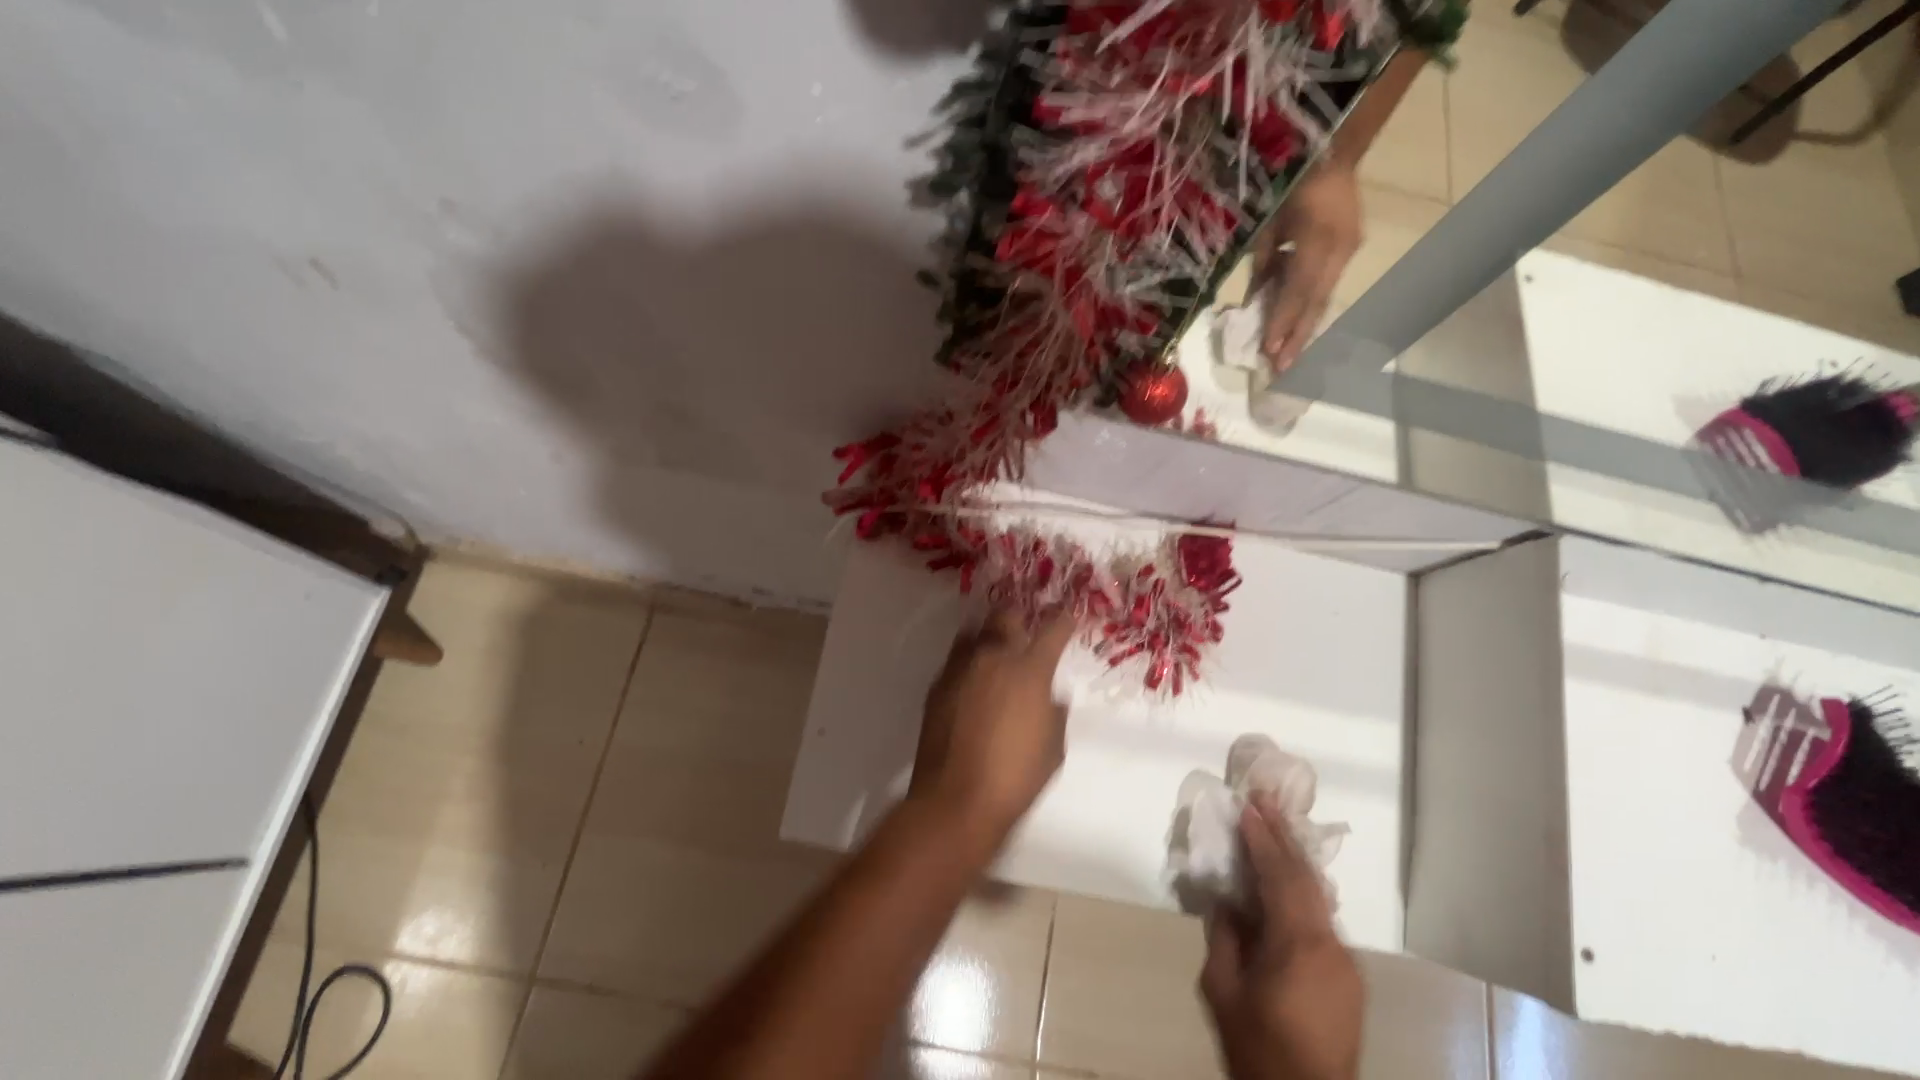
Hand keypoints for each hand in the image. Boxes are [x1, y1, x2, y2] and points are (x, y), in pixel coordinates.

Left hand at [911, 608, 1075, 836]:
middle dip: (1021, 615)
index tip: (1070, 617)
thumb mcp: (1053, 747)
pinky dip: (970, 660)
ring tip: (999, 646)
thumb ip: (1054, 712)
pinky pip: (957, 659)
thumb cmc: (1016, 777)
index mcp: (1030, 670)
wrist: (957, 799)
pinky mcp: (937, 687)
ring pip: (976, 632)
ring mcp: (960, 669)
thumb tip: (1050, 697)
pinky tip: (976, 679)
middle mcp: (993, 658)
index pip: (1053, 629)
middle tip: (1029, 626)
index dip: (1065, 620)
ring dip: (990, 634)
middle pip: (1007, 616)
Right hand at [1199, 795, 1364, 1079]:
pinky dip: (1301, 894)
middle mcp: (1331, 944)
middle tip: (1265, 798)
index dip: (1262, 838)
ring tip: (1274, 829)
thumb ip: (1224, 938)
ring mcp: (1346, 961)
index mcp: (1299, 944)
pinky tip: (1284, 885)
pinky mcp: (1349, 978)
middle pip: (1306, 878)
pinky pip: (1322, 921)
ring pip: (1318, 899)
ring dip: (1294, 862)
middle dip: (1283, 836)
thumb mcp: (1223, 991)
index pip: (1279, 876)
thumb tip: (1227, 902)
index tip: (1248, 805)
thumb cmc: (1258, 1046)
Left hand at [1261, 160, 1363, 372]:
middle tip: (1283, 369)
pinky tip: (1298, 325)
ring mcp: (1349, 245)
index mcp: (1316, 237)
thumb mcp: (1265, 221)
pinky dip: (1310, 304)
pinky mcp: (1351, 243)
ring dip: (1306, 325)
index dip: (1282, 322)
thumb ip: (1262, 263)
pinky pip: (1327, 281)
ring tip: (1290, 355)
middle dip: (1298, 336)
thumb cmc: (1286, 177)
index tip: (1269, 351)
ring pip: (1324, 295)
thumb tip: (1254, 302)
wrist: (1330, 143)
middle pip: (1316, 301)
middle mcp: (1339, 246)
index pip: (1297, 290)